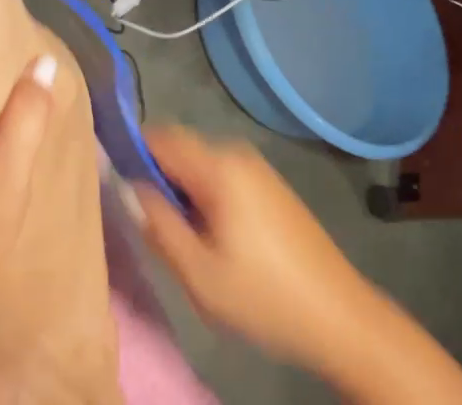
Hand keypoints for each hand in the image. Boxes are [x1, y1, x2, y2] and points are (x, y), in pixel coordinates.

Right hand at [133, 126, 375, 365]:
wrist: (344, 322)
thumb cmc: (265, 297)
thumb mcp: (198, 273)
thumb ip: (157, 223)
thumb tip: (129, 187)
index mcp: (219, 168)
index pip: (158, 137)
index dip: (132, 153)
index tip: (117, 184)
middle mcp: (239, 157)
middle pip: (180, 153)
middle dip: (161, 183)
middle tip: (158, 229)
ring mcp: (260, 172)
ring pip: (200, 170)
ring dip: (185, 196)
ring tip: (189, 243)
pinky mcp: (273, 190)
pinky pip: (223, 181)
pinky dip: (208, 201)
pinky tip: (217, 243)